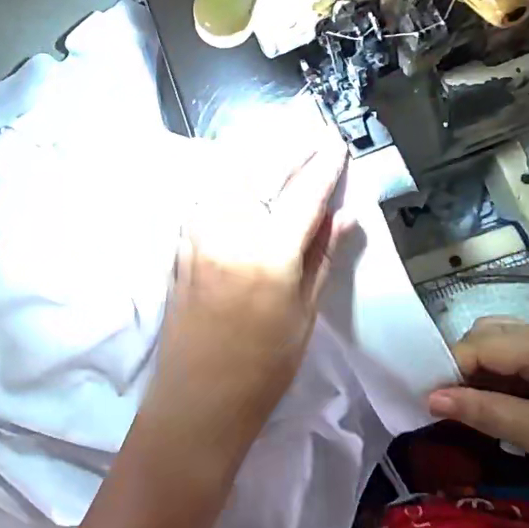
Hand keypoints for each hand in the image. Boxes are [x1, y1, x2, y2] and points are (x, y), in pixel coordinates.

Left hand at [144, 143, 353, 460]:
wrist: (197, 399)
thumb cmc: (262, 367)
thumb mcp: (304, 313)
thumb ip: (322, 255)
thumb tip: (347, 215)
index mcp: (268, 254)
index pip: (303, 194)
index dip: (324, 165)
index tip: (337, 141)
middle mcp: (229, 232)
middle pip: (261, 171)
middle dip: (289, 146)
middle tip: (310, 128)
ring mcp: (198, 234)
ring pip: (228, 175)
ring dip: (257, 153)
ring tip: (280, 140)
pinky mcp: (181, 242)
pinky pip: (207, 194)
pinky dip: (228, 175)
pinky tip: (242, 171)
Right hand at [428, 319, 528, 511]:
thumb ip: (484, 411)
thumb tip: (429, 398)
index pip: (481, 345)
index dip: (450, 370)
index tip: (424, 400)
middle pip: (483, 339)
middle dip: (460, 369)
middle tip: (445, 407)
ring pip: (492, 353)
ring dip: (474, 379)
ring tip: (462, 410)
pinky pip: (507, 369)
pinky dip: (490, 388)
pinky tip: (485, 411)